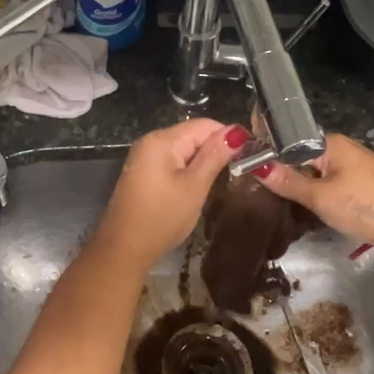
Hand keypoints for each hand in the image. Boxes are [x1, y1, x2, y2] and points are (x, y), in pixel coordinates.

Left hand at [91, 119, 245, 270]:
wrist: (124, 248)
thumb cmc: (162, 217)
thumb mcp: (194, 187)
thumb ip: (214, 156)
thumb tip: (235, 131)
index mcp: (162, 139)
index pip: (204, 124)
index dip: (228, 136)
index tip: (249, 155)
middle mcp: (151, 141)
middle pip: (192, 134)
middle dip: (215, 149)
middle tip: (237, 172)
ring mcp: (144, 157)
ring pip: (183, 149)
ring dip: (202, 161)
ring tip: (220, 181)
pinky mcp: (142, 172)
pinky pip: (171, 161)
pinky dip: (187, 170)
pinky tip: (195, 188)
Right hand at [256, 134, 373, 256]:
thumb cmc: (367, 206)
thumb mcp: (321, 198)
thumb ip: (288, 183)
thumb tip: (255, 165)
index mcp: (330, 143)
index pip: (288, 143)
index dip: (268, 157)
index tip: (247, 173)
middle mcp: (342, 148)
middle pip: (302, 158)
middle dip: (285, 175)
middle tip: (261, 196)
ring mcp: (355, 167)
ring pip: (317, 173)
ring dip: (302, 188)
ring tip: (280, 206)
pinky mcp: (365, 184)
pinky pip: (331, 184)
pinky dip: (319, 195)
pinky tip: (309, 211)